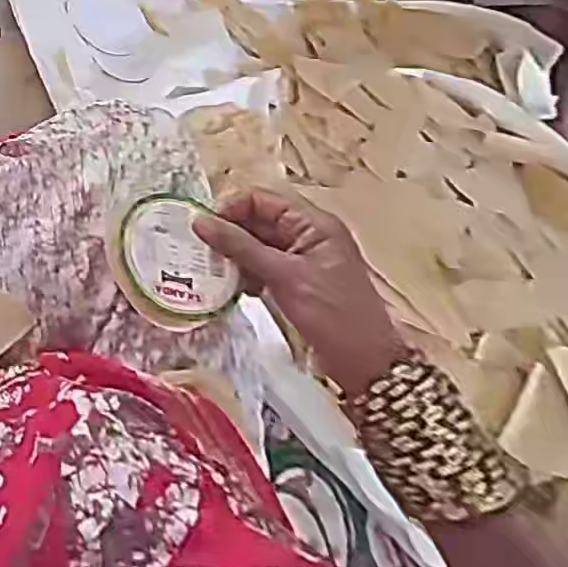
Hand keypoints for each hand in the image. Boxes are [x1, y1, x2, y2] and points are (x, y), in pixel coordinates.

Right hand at [194, 189, 406, 393]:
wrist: (367, 367)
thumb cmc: (333, 315)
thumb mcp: (284, 276)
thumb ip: (240, 246)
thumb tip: (200, 221)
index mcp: (313, 223)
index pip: (262, 199)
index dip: (231, 208)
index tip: (205, 227)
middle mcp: (307, 234)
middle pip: (257, 219)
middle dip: (230, 233)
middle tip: (203, 251)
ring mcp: (301, 258)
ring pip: (256, 243)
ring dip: (236, 255)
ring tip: (217, 271)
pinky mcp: (295, 280)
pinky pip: (262, 265)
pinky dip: (246, 272)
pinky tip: (235, 287)